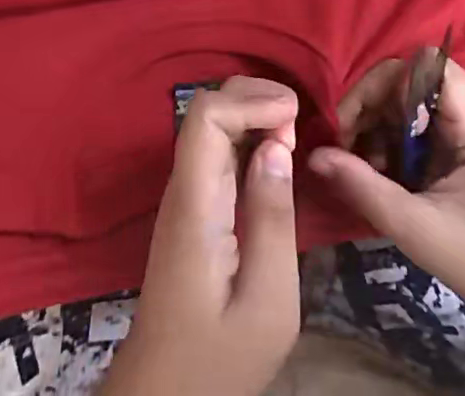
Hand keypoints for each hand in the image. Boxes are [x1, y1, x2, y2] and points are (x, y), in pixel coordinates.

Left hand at [100, 76, 301, 395]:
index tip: (293, 119)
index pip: (205, 117)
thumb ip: (273, 219)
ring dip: (254, 113)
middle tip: (299, 121)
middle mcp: (183, 188)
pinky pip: (218, 151)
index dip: (249, 101)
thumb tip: (278, 145)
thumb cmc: (220, 358)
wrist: (165, 394)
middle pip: (206, 109)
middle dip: (254, 97)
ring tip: (295, 132)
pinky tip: (277, 151)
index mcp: (195, 205)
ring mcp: (185, 196)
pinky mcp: (194, 207)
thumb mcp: (268, 301)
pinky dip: (250, 136)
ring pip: (211, 125)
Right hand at [308, 59, 464, 321]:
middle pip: (412, 76)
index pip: (427, 65)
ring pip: (408, 97)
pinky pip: (415, 120)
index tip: (357, 123)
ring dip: (377, 122)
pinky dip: (389, 137)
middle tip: (347, 145)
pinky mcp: (459, 142)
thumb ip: (364, 187)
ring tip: (361, 163)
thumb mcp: (415, 228)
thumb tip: (314, 155)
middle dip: (372, 104)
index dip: (386, 83)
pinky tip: (379, 170)